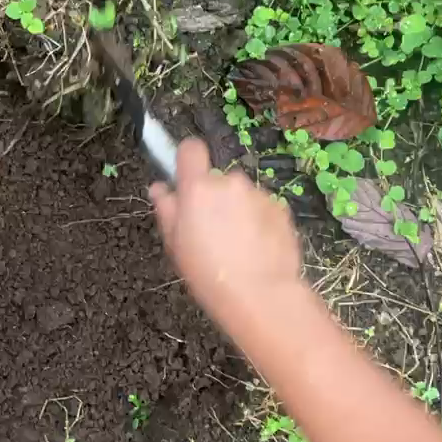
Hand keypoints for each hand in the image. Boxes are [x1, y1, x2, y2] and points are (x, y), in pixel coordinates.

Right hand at [149, 138, 304, 316]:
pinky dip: (258, 221)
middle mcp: (229, 182)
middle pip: (216, 179)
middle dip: (213, 196)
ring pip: (241, 194)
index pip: (190, 148)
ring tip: (236, 243)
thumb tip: (160, 188)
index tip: (184, 177)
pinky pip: (262, 207)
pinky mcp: (281, 208)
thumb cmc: (206, 270)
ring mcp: (258, 194)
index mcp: (197, 187)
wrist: (259, 293)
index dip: (186, 158)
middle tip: (209, 228)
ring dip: (237, 209)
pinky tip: (255, 247)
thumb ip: (166, 209)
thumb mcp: (174, 243)